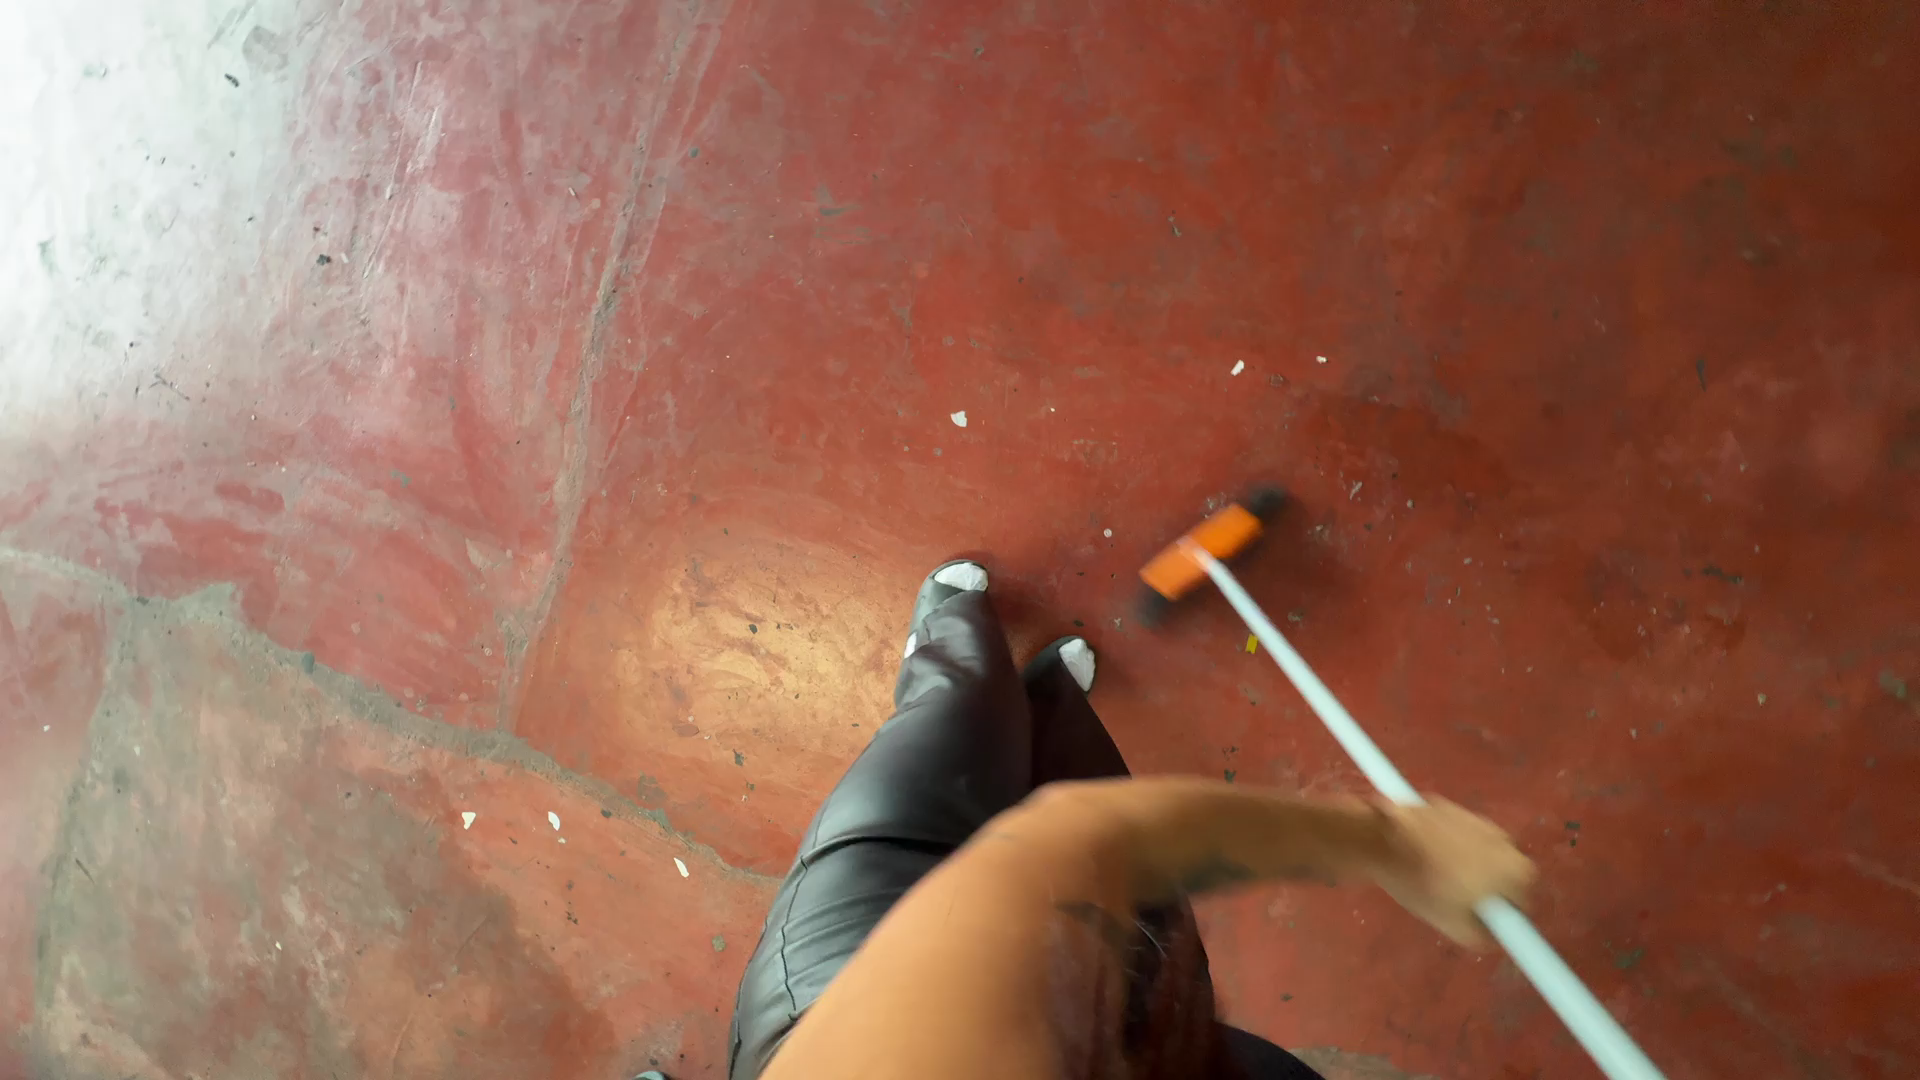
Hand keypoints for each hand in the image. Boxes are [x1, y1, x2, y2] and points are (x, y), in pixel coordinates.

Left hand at [1369, 796, 1533, 946]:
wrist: (1379, 839)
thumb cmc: (1422, 885)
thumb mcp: (1456, 927)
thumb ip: (1486, 937)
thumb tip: (1493, 933)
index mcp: (1516, 869)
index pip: (1521, 902)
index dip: (1500, 913)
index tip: (1477, 914)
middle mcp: (1503, 839)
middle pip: (1503, 871)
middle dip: (1484, 883)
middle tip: (1453, 893)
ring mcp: (1473, 816)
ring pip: (1479, 849)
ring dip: (1465, 859)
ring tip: (1433, 869)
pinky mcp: (1446, 804)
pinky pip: (1455, 830)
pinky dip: (1445, 839)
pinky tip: (1422, 849)